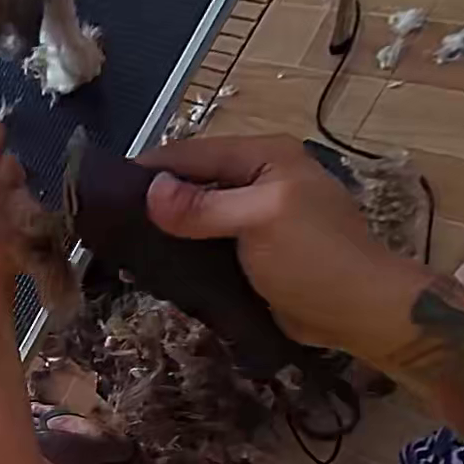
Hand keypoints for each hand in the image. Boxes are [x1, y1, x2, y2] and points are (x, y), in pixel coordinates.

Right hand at [140, 135, 422, 358]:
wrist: (355, 311)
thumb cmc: (313, 259)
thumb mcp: (259, 221)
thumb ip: (205, 207)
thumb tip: (151, 192)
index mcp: (264, 157)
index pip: (195, 152)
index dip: (152, 168)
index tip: (108, 191)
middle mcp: (257, 181)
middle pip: (195, 183)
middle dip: (157, 201)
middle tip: (114, 225)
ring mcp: (255, 218)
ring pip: (199, 216)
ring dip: (169, 230)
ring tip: (128, 247)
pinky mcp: (252, 252)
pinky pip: (210, 245)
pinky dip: (186, 253)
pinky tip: (161, 267)